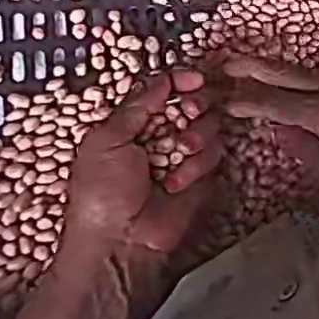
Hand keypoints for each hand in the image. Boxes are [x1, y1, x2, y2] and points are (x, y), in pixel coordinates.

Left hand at [59, 71, 223, 269]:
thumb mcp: (105, 140)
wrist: (123, 239)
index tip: (195, 80)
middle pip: (194, 103)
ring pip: (209, 127)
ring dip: (195, 139)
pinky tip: (177, 183)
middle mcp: (162, 134)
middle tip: (188, 115)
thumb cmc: (102, 192)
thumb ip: (136, 105)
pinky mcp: (203, 174)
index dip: (181, 81)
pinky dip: (197, 166)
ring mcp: (185, 154)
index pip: (164, 90)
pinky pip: (215, 154)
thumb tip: (164, 79)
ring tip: (175, 158)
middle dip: (194, 107)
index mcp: (134, 123)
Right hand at [217, 55, 318, 204]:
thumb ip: (301, 148)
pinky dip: (295, 76)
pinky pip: (318, 78)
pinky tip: (283, 78)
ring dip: (273, 68)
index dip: (248, 101)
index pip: (277, 103)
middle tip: (224, 63)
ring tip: (245, 65)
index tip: (224, 100)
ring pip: (303, 73)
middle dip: (254, 68)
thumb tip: (276, 128)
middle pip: (288, 75)